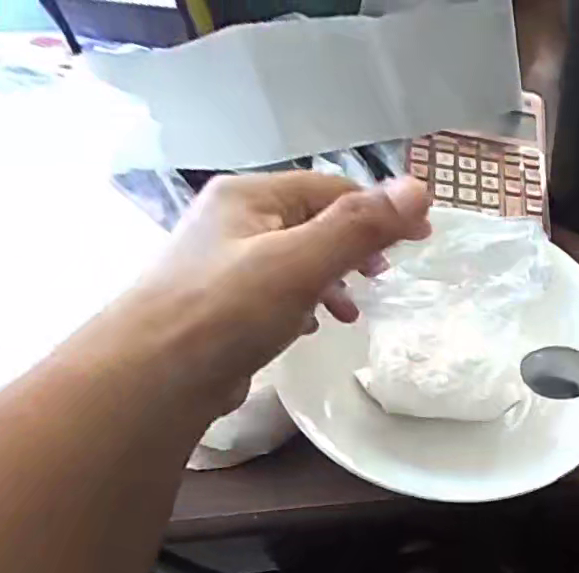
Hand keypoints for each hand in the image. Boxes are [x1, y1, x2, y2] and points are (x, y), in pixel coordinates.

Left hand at [107, 172, 431, 403]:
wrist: (156, 376)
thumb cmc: (228, 311)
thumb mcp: (300, 263)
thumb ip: (357, 228)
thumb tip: (419, 191)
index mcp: (250, 196)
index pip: (330, 189)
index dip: (380, 209)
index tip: (422, 239)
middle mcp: (235, 221)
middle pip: (313, 222)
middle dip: (356, 247)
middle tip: (384, 278)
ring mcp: (227, 264)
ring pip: (297, 260)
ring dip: (334, 279)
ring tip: (353, 311)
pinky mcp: (226, 305)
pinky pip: (280, 292)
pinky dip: (307, 303)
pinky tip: (314, 326)